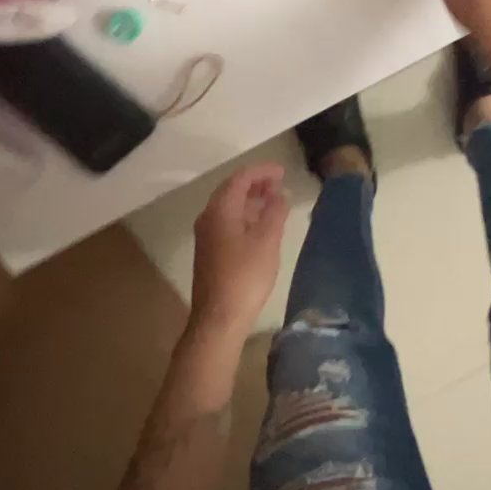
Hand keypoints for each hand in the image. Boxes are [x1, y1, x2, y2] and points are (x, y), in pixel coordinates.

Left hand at [189, 163, 290, 336]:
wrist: (219, 318)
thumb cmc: (245, 276)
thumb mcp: (267, 240)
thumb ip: (275, 211)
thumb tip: (280, 193)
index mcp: (220, 210)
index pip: (240, 178)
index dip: (262, 171)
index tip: (283, 171)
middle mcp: (208, 218)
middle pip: (232, 190)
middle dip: (256, 183)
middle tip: (280, 183)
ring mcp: (207, 236)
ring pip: (230, 207)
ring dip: (251, 199)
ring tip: (275, 200)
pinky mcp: (210, 251)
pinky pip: (228, 221)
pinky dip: (246, 215)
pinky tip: (262, 224)